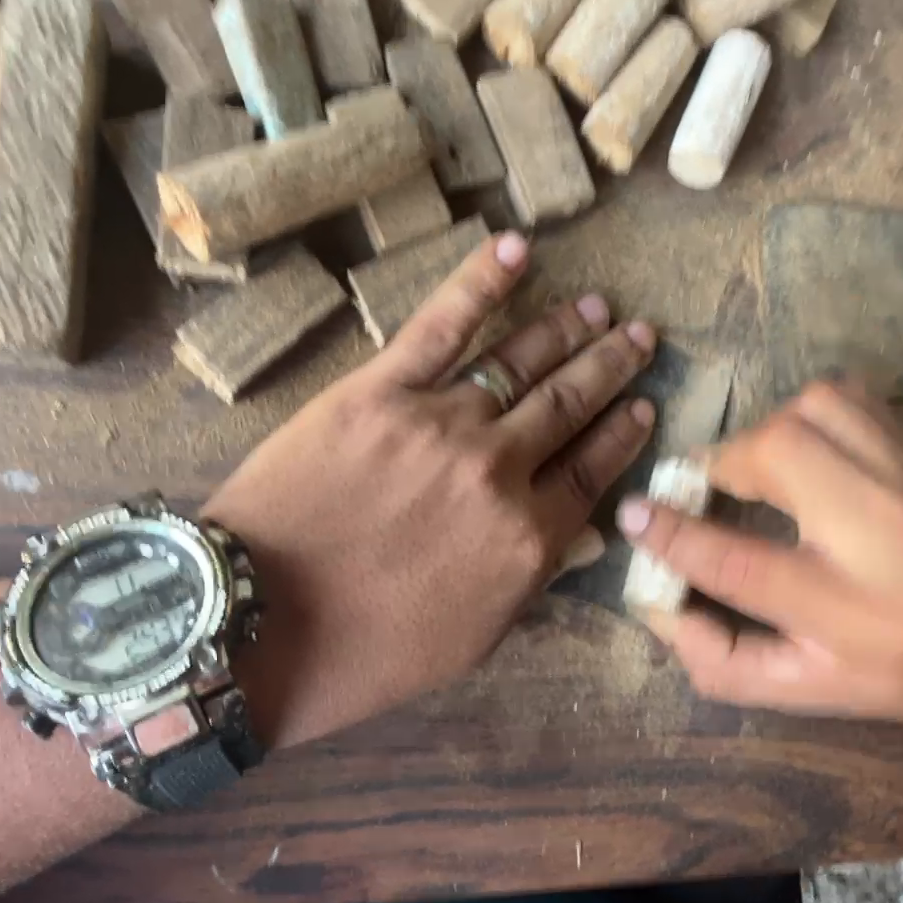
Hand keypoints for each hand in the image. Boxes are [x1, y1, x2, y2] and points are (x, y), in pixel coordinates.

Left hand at [206, 234, 658, 748]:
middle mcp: (501, 470)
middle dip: (611, 366)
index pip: (593, 470)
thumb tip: (581, 531)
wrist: (257, 627)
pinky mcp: (380, 391)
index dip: (623, 434)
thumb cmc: (366, 652)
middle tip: (640, 335)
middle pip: (570, 404)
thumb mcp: (473, 638)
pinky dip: (480, 282)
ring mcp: (442, 422)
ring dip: (565, 328)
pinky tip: (514, 249)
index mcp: (528, 538)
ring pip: (520, 361)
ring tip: (597, 306)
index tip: (644, 405)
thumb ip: (533, 578)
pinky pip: (442, 324)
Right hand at [616, 381, 902, 733]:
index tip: (632, 511)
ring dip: (764, 432)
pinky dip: (804, 413)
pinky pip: (846, 397)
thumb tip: (656, 601)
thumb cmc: (890, 674)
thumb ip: (717, 658)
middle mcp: (890, 539)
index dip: (675, 534)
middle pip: (783, 454)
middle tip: (708, 486)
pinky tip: (800, 450)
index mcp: (853, 613)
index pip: (744, 564)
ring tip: (756, 471)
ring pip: (813, 410)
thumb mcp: (800, 693)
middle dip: (725, 462)